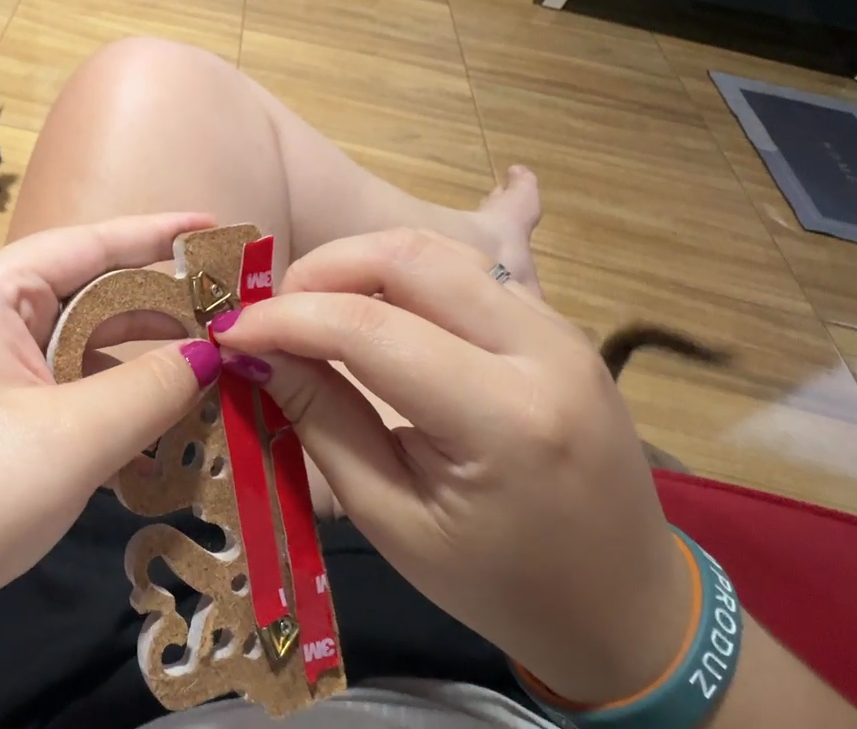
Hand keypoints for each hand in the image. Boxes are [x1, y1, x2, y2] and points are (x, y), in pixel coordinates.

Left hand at [0, 212, 227, 640]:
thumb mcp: (72, 440)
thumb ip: (151, 387)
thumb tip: (214, 350)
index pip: (92, 241)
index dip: (162, 234)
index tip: (224, 228)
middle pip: (94, 290)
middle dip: (163, 307)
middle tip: (239, 319)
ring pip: (87, 340)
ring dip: (144, 359)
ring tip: (219, 372)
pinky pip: (70, 381)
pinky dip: (115, 396)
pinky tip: (166, 421)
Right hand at [210, 229, 695, 706]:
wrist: (625, 607)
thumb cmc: (498, 583)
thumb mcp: (391, 518)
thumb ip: (320, 419)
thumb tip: (253, 352)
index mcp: (505, 420)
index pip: (369, 328)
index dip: (284, 319)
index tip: (230, 333)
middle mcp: (542, 352)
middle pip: (408, 256)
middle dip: (320, 270)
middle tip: (273, 315)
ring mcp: (559, 329)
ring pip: (436, 249)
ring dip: (358, 264)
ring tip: (312, 310)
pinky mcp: (556, 325)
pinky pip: (464, 271)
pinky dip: (400, 276)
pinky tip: (369, 313)